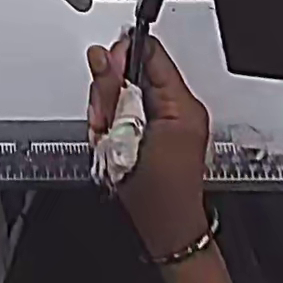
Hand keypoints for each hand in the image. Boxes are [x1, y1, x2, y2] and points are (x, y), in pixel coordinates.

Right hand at [87, 34, 211, 258]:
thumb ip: (112, 90)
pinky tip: (113, 136)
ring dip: (108, 106)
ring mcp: (171, 116)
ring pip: (127, 87)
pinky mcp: (161, 126)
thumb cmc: (155, 193)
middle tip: (106, 114)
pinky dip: (114, 117)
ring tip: (108, 130)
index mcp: (180, 103)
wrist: (167, 232)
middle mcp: (179, 105)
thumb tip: (103, 56)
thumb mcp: (124, 135)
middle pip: (134, 69)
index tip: (107, 71)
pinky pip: (130, 105)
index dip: (122, 56)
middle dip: (110, 88)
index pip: (149, 51)